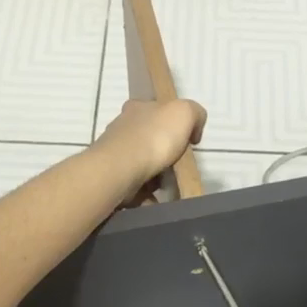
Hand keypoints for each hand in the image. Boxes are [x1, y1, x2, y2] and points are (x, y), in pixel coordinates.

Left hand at [91, 98, 205, 197]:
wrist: (121, 169)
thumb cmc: (154, 137)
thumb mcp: (184, 112)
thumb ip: (194, 113)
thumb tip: (194, 130)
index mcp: (137, 108)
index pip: (156, 110)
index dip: (172, 124)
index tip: (185, 141)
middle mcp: (122, 127)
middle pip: (148, 139)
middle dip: (164, 154)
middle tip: (177, 167)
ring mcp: (114, 153)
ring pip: (141, 163)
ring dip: (155, 176)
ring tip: (167, 187)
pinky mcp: (112, 176)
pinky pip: (133, 185)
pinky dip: (145, 193)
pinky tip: (154, 199)